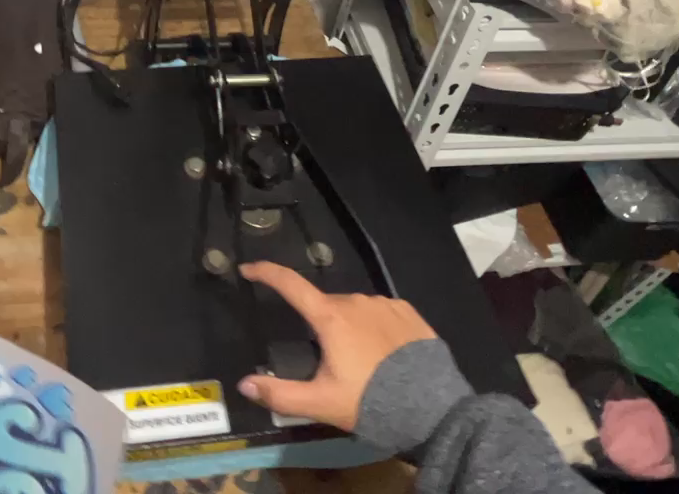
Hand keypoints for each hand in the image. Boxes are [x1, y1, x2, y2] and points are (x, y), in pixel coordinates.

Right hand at [236, 261, 435, 431]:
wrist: (435, 410)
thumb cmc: (371, 402)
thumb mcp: (322, 404)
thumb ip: (280, 394)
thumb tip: (244, 384)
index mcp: (330, 317)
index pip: (289, 284)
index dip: (266, 273)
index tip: (248, 268)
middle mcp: (354, 300)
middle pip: (324, 306)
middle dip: (319, 325)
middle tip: (327, 361)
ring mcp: (383, 303)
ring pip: (353, 310)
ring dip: (348, 327)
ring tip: (361, 364)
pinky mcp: (408, 312)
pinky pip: (380, 314)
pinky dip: (374, 328)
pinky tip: (383, 355)